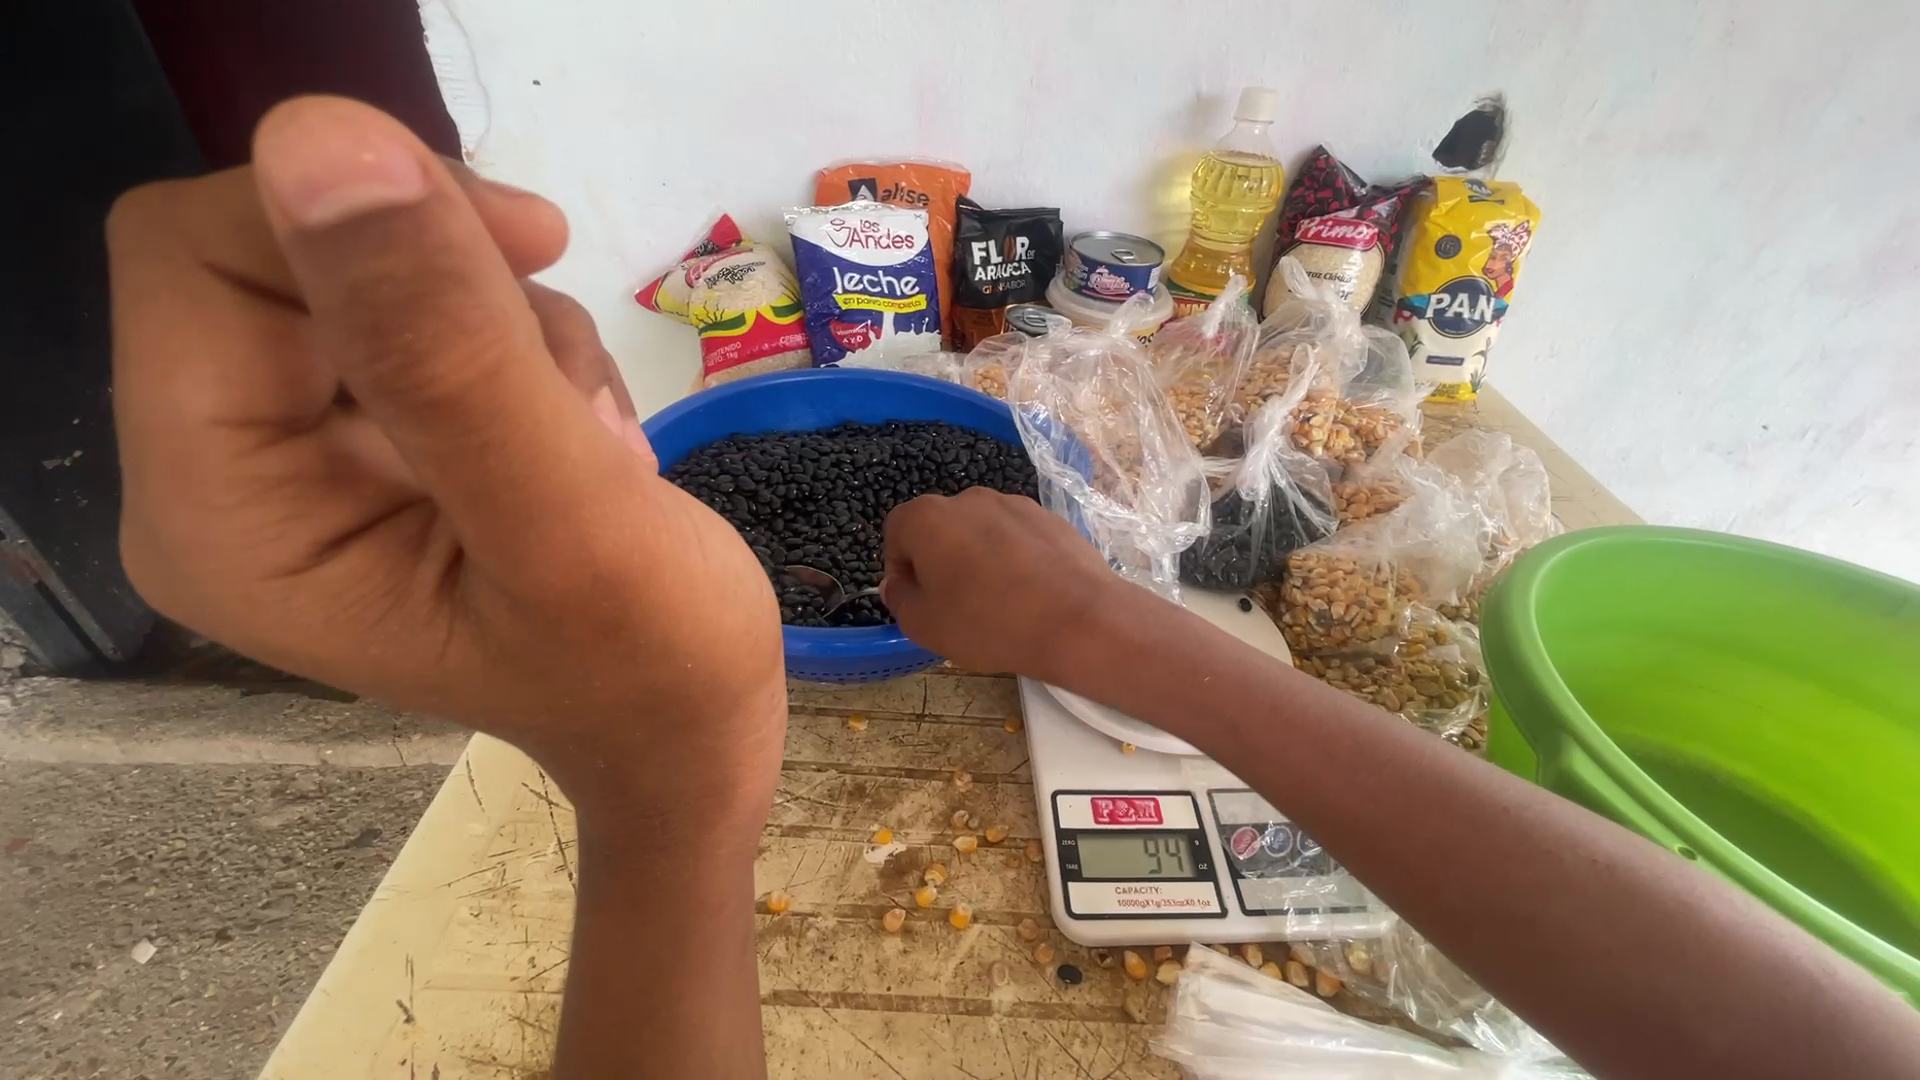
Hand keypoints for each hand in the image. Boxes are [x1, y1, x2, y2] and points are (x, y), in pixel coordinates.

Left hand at [108, 96, 785, 827]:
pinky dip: (542, 365)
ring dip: (524, 338)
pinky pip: (452, 336)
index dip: (361, 216)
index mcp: (231, 517)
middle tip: (582, 392)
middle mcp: (246, 483)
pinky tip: (594, 449)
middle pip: (300, 267)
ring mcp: (332, 470)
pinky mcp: (410, 461)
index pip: (200, 262)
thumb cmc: (657, 660)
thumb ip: (457, 353)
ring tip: (600, 447)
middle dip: (471, 300)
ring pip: (397, 291)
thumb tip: (325, 131)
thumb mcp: (575, 520)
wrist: (697, 728)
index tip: (534, 243)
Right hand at [881, 487, 1126, 677]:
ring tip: (997, 602)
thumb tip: (898, 584)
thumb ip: (899, 599)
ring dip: (978, 558)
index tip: (915, 599)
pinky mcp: (1051, 518)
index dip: (898, 567)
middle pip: (940, 528)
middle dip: (939, 561)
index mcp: (929, 517)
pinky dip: (1014, 559)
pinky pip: (1017, 538)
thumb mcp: (924, 625)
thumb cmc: (988, 622)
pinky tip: (1029, 594)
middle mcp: (970, 498)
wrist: (1079, 619)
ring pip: (981, 532)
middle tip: (954, 605)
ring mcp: (1015, 504)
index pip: (896, 531)